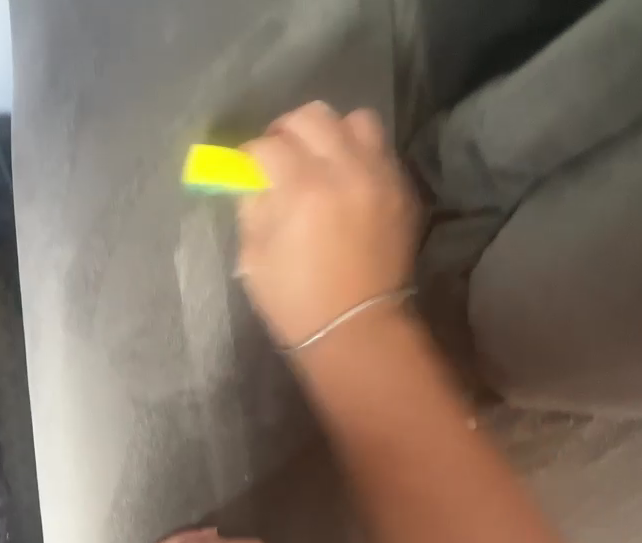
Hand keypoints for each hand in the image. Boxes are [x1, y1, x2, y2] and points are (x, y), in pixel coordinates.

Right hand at [236, 102, 418, 350]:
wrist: (354, 326)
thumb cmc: (293, 300)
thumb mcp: (253, 259)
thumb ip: (251, 209)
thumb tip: (251, 182)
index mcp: (299, 190)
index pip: (265, 146)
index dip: (246, 155)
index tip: (241, 169)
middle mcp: (343, 170)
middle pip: (311, 117)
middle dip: (285, 132)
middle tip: (275, 156)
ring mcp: (378, 175)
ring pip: (353, 121)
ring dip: (328, 134)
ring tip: (317, 159)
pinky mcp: (400, 187)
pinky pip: (377, 149)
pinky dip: (354, 155)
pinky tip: (342, 181)